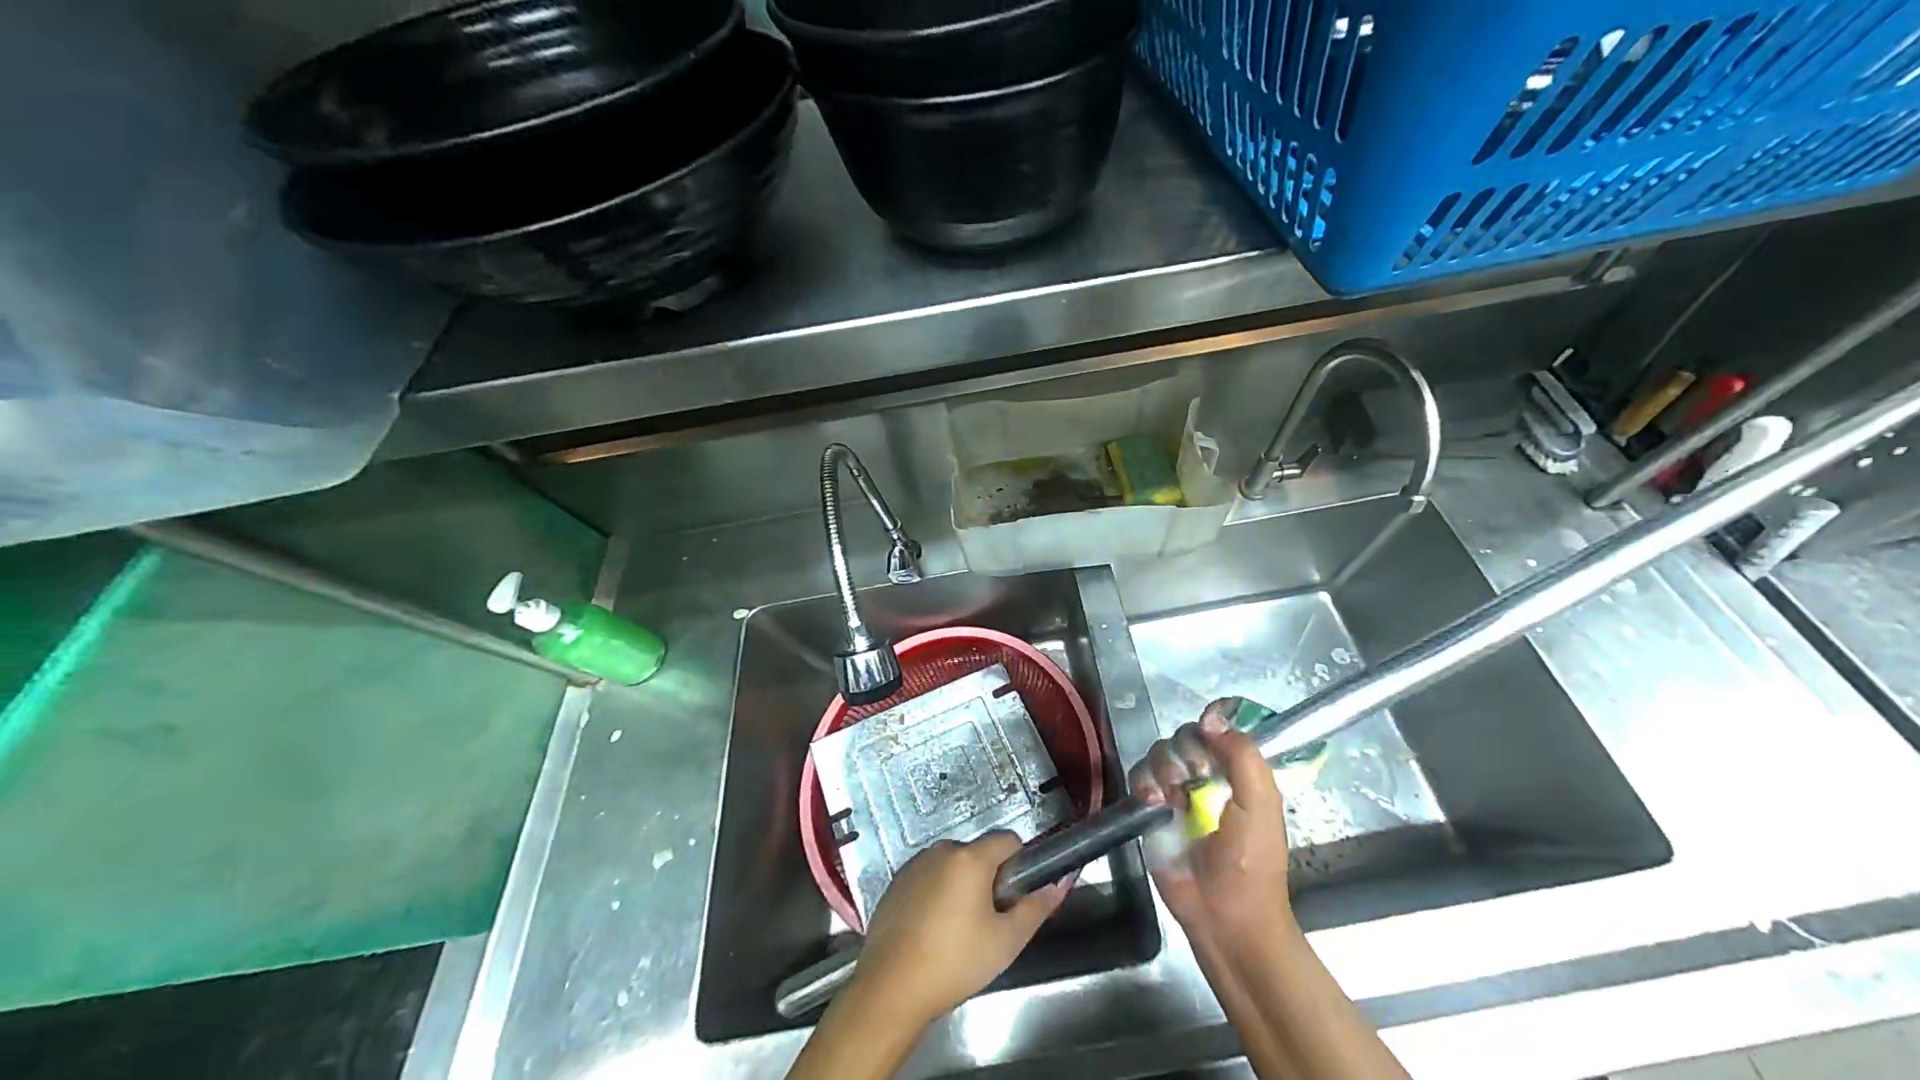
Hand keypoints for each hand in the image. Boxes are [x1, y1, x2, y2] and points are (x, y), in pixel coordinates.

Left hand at [851, 831, 1068, 1024]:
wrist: (891, 988)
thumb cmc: (955, 962)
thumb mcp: (1006, 940)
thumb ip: (1037, 907)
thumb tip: (1059, 883)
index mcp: (969, 858)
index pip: (1008, 840)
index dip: (1019, 865)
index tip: (1015, 898)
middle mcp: (940, 851)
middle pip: (979, 854)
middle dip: (990, 880)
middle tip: (989, 922)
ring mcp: (914, 865)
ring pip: (953, 867)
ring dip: (963, 887)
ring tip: (959, 932)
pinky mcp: (896, 883)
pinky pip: (929, 878)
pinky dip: (937, 895)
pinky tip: (933, 932)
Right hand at [1130, 700, 1293, 938]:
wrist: (1224, 915)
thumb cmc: (1251, 863)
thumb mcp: (1260, 805)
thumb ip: (1242, 757)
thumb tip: (1212, 717)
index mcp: (1239, 772)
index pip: (1219, 728)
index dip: (1209, 726)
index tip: (1205, 736)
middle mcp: (1207, 776)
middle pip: (1184, 736)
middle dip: (1184, 752)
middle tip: (1190, 780)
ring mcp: (1178, 792)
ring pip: (1159, 753)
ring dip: (1163, 768)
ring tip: (1171, 799)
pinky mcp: (1152, 809)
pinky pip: (1138, 777)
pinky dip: (1142, 783)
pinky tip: (1153, 804)